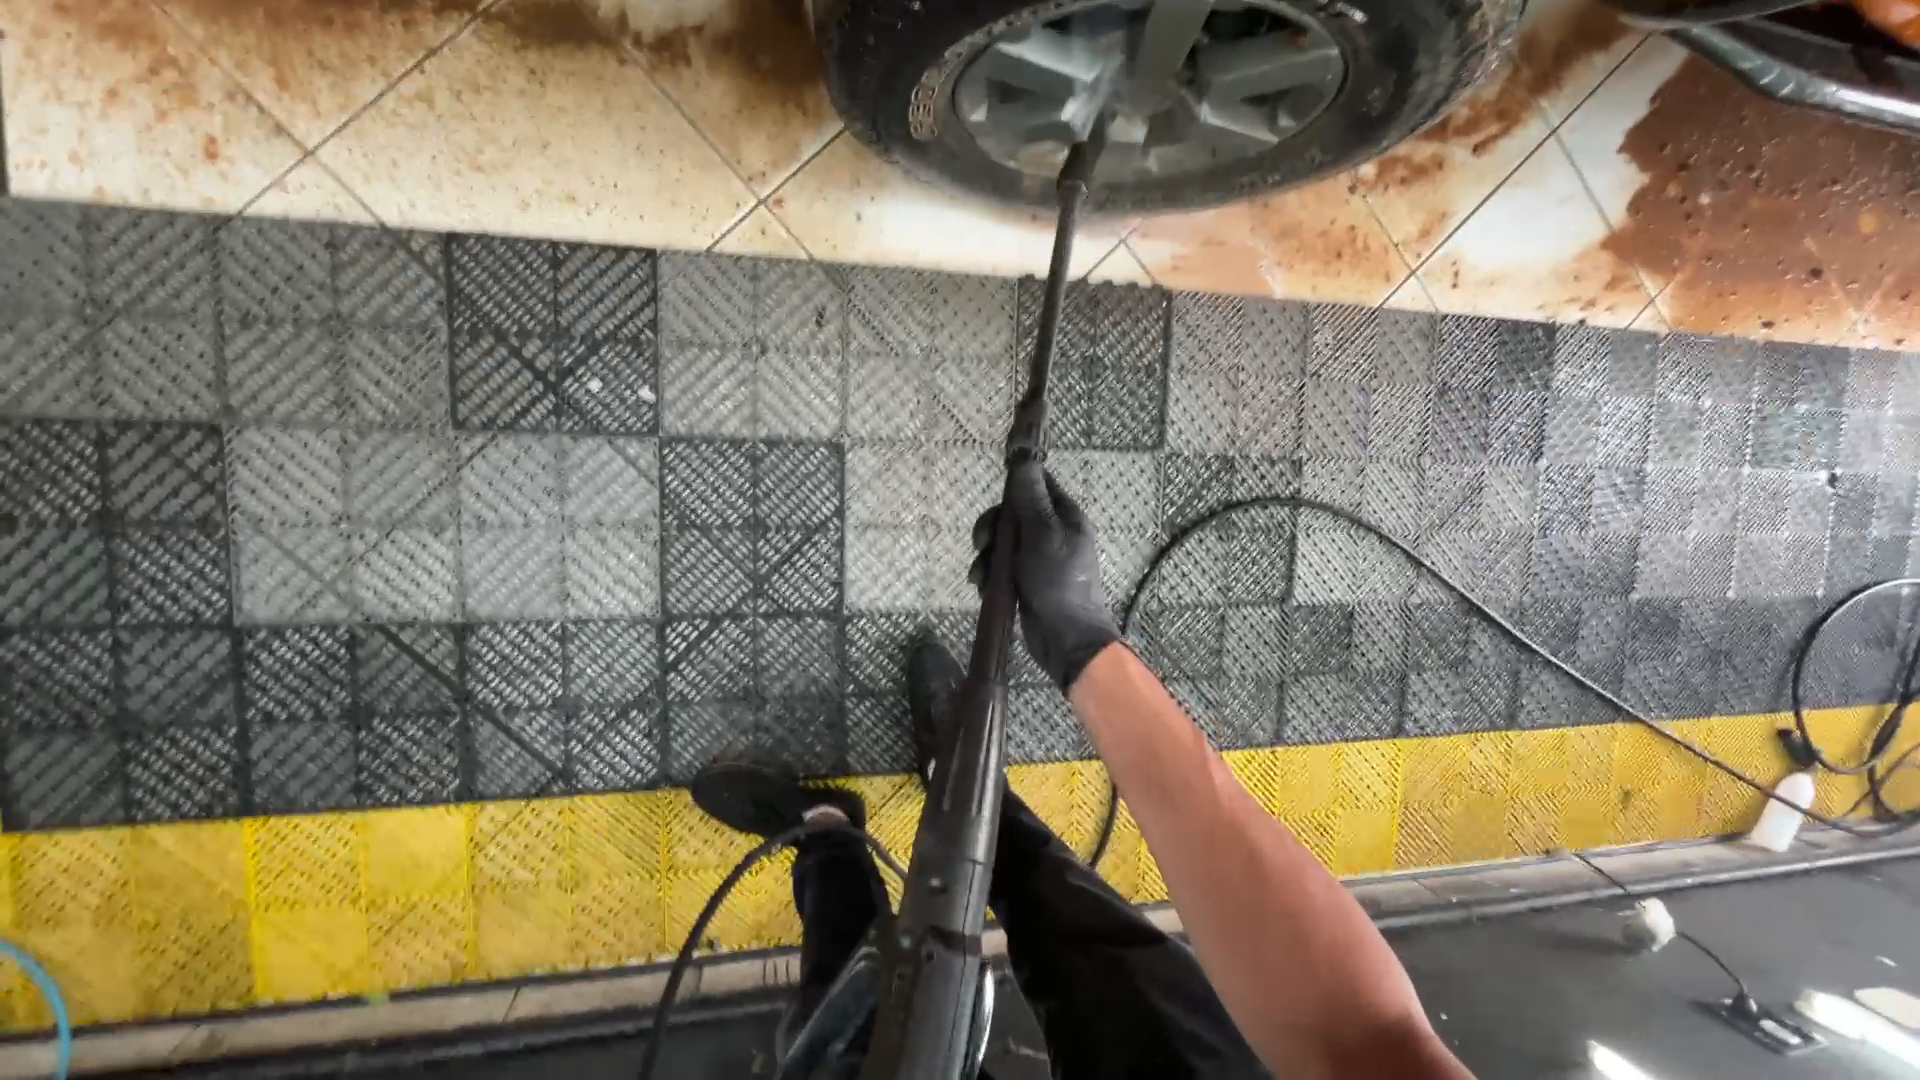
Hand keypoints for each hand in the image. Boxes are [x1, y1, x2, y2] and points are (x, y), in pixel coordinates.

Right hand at [969, 462, 1120, 690]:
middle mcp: (1051, 532)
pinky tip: (985, 590)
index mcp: (1064, 515)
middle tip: (981, 545)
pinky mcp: (1025, 581)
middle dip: (992, 529)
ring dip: (986, 558)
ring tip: (981, 577)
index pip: (1036, 483)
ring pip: (1001, 543)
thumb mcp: (1043, 534)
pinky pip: (1000, 569)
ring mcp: (1037, 558)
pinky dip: (990, 577)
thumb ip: (1030, 497)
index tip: (994, 499)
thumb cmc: (1059, 582)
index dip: (1012, 486)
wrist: (1066, 639)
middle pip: (1011, 514)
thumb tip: (1023, 457)